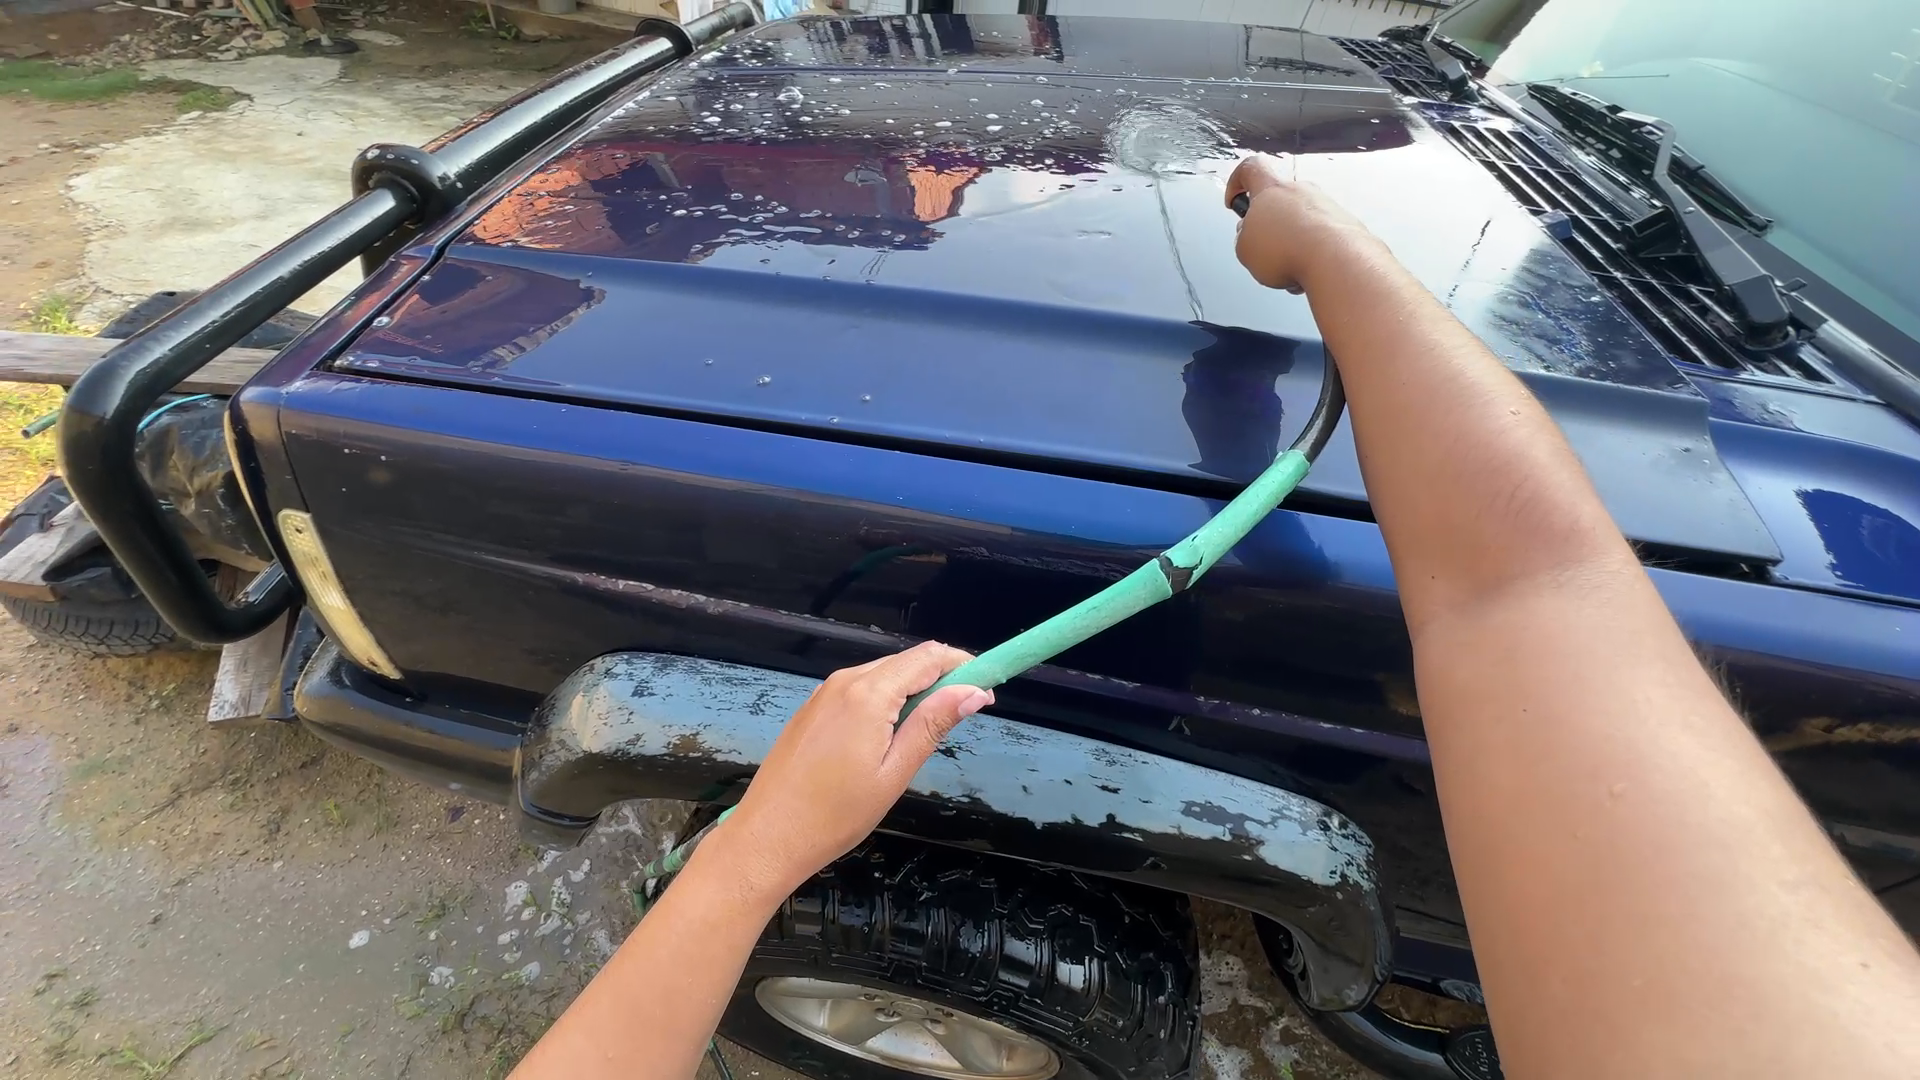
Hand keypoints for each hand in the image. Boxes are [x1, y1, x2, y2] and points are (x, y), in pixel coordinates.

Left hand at [720, 643, 991, 894]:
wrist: (766, 838)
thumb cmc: (836, 815)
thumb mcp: (895, 772)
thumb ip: (933, 725)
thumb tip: (974, 692)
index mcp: (869, 693)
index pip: (929, 657)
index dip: (963, 666)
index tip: (986, 690)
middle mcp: (846, 680)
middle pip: (907, 661)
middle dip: (941, 678)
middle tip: (963, 714)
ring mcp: (825, 691)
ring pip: (884, 673)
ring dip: (914, 690)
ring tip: (928, 731)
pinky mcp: (814, 706)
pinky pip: (861, 687)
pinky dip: (887, 698)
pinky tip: (889, 734)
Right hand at [1225, 153, 1377, 292]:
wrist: (1333, 259)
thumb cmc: (1289, 251)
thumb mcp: (1244, 249)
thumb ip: (1242, 236)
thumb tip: (1249, 235)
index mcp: (1271, 191)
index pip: (1251, 168)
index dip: (1237, 181)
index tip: (1234, 199)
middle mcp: (1298, 190)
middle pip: (1275, 200)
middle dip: (1266, 224)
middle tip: (1262, 247)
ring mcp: (1322, 203)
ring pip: (1296, 218)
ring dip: (1288, 239)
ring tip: (1285, 264)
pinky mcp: (1340, 220)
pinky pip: (1316, 231)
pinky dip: (1307, 248)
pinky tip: (1305, 267)